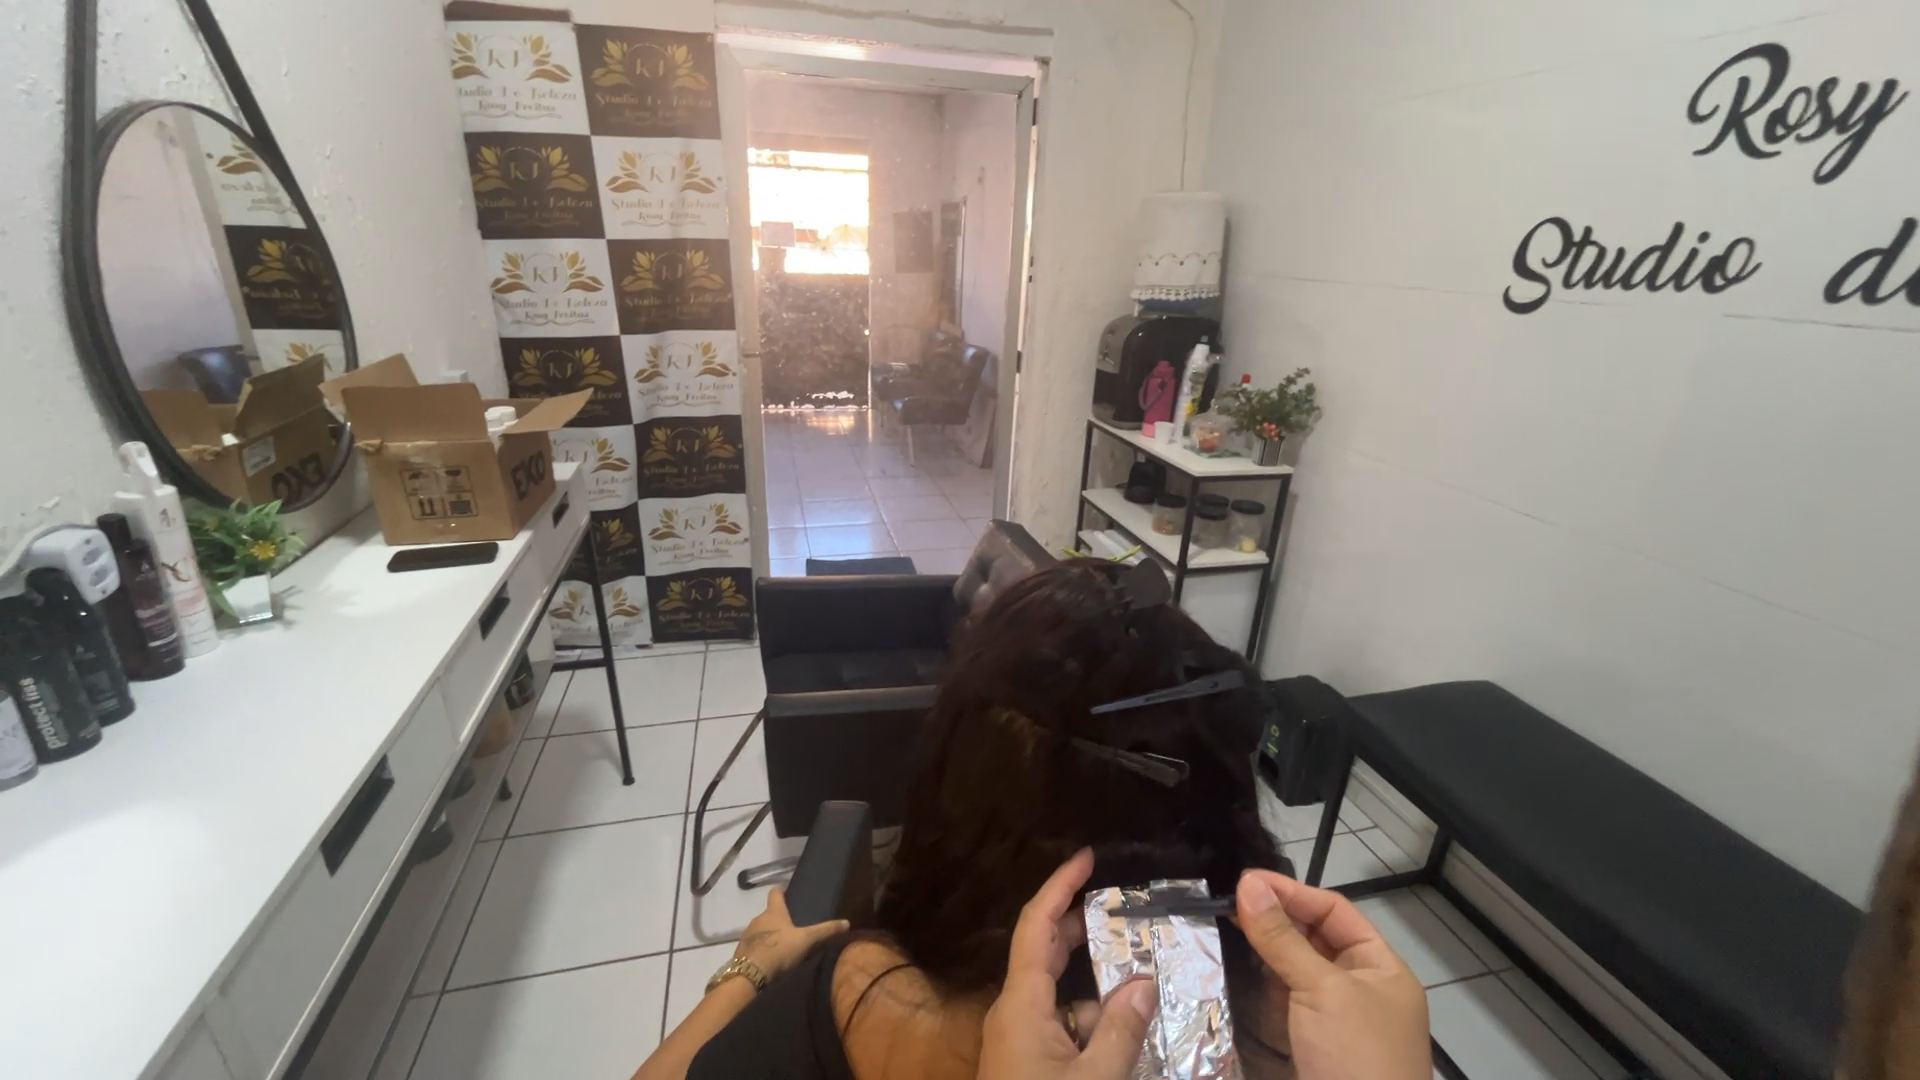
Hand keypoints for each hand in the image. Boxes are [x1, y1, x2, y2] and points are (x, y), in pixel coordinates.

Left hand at [731, 887, 849, 981]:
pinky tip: (769, 962)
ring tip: (781, 948)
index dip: (782, 891)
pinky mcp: (740, 953)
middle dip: (778, 920)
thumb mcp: (807, 940)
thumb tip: (847, 922)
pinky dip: (760, 951)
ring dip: (768, 937)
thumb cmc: (780, 950)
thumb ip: (825, 931)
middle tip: (792, 929)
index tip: (788, 893)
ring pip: (760, 931)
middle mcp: (757, 919)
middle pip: (768, 914)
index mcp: (773, 911)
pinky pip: (752, 948)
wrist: (750, 977)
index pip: (775, 892)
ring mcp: (746, 936)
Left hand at [978, 849, 1158, 1079]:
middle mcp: (1015, 1010)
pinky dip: (1092, 1021)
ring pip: (1059, 993)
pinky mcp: (1027, 1064)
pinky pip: (1062, 1025)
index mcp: (1021, 1001)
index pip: (1037, 923)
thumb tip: (1145, 983)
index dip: (1060, 885)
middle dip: (1083, 928)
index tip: (1087, 857)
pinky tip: (1126, 1031)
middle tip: (1123, 909)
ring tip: (1141, 973)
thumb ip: (1120, 1030)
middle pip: (1046, 950)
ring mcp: (1019, 1038)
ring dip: (1096, 984)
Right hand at [1236, 870, 1429, 1079]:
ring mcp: (1336, 1018)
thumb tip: (1247, 882)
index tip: (1244, 881)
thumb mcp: (1321, 990)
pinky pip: (1285, 997)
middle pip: (1313, 934)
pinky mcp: (1311, 1043)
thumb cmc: (1357, 1060)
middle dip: (1274, 916)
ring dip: (1263, 945)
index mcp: (1381, 969)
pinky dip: (1261, 979)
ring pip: (1295, 965)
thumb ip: (1282, 936)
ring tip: (1223, 924)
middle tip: (1227, 900)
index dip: (1291, 892)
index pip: (1333, 910)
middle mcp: (1361, 987)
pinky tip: (1234, 967)